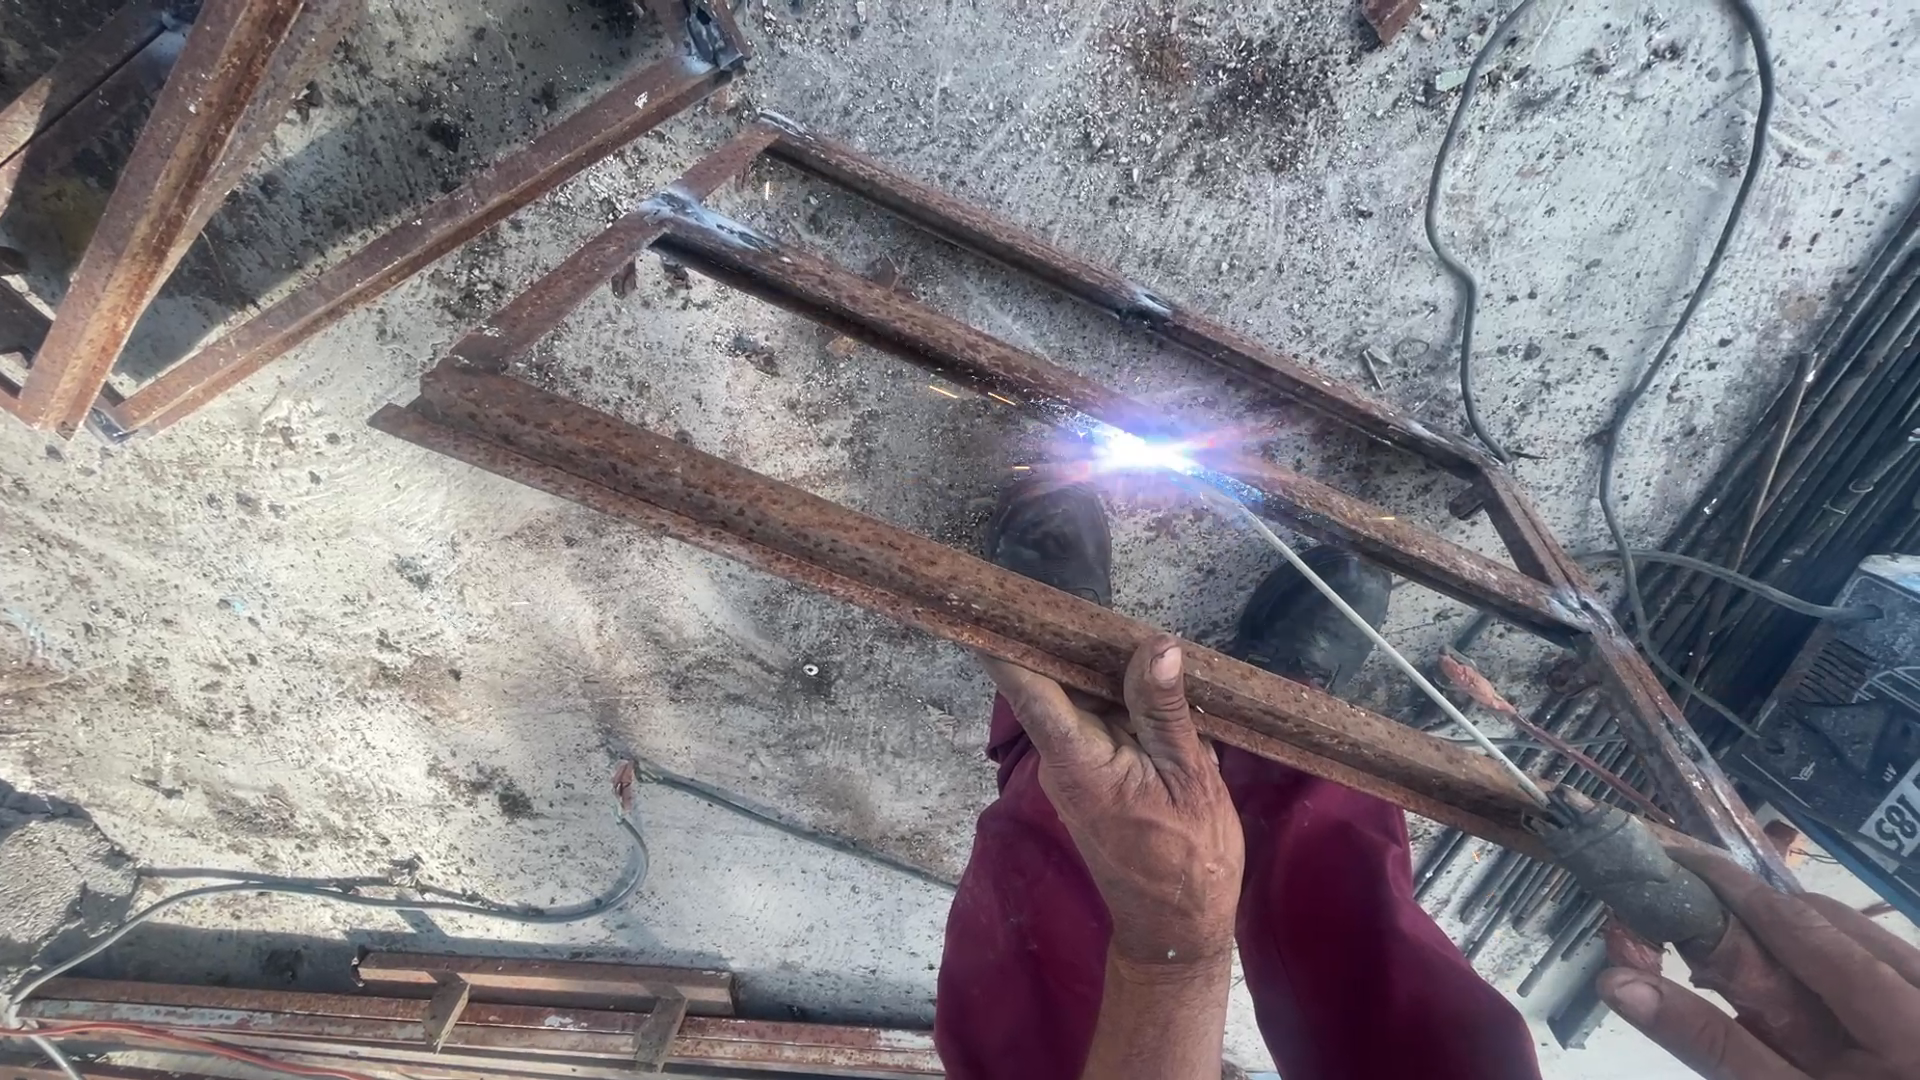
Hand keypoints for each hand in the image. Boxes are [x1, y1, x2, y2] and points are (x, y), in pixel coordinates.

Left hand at [980, 634, 1243, 970]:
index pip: (1027, 690)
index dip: (1004, 646)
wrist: (1175, 929)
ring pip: (1076, 699)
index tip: (986, 604)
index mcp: (1076, 759)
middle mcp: (1060, 758)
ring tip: (1136, 635)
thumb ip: (1165, 711)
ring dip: (1103, 670)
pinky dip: (1117, 698)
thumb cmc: (1188, 858)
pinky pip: (1094, 720)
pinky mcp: (1089, 773)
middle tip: (1093, 598)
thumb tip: (1157, 645)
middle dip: (1071, 642)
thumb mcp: (1190, 778)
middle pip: (1051, 684)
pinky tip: (1148, 680)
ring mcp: (1071, 766)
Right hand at [1596, 846, 1919, 1078]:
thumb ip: (1713, 1043)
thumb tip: (1616, 980)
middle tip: (1694, 925)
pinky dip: (1829, 965)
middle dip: (1759, 914)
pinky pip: (1887, 970)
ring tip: (1744, 964)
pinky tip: (1800, 997)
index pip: (1802, 925)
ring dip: (1794, 938)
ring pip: (1863, 941)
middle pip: (1834, 923)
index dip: (1731, 886)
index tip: (1668, 856)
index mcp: (1911, 1023)